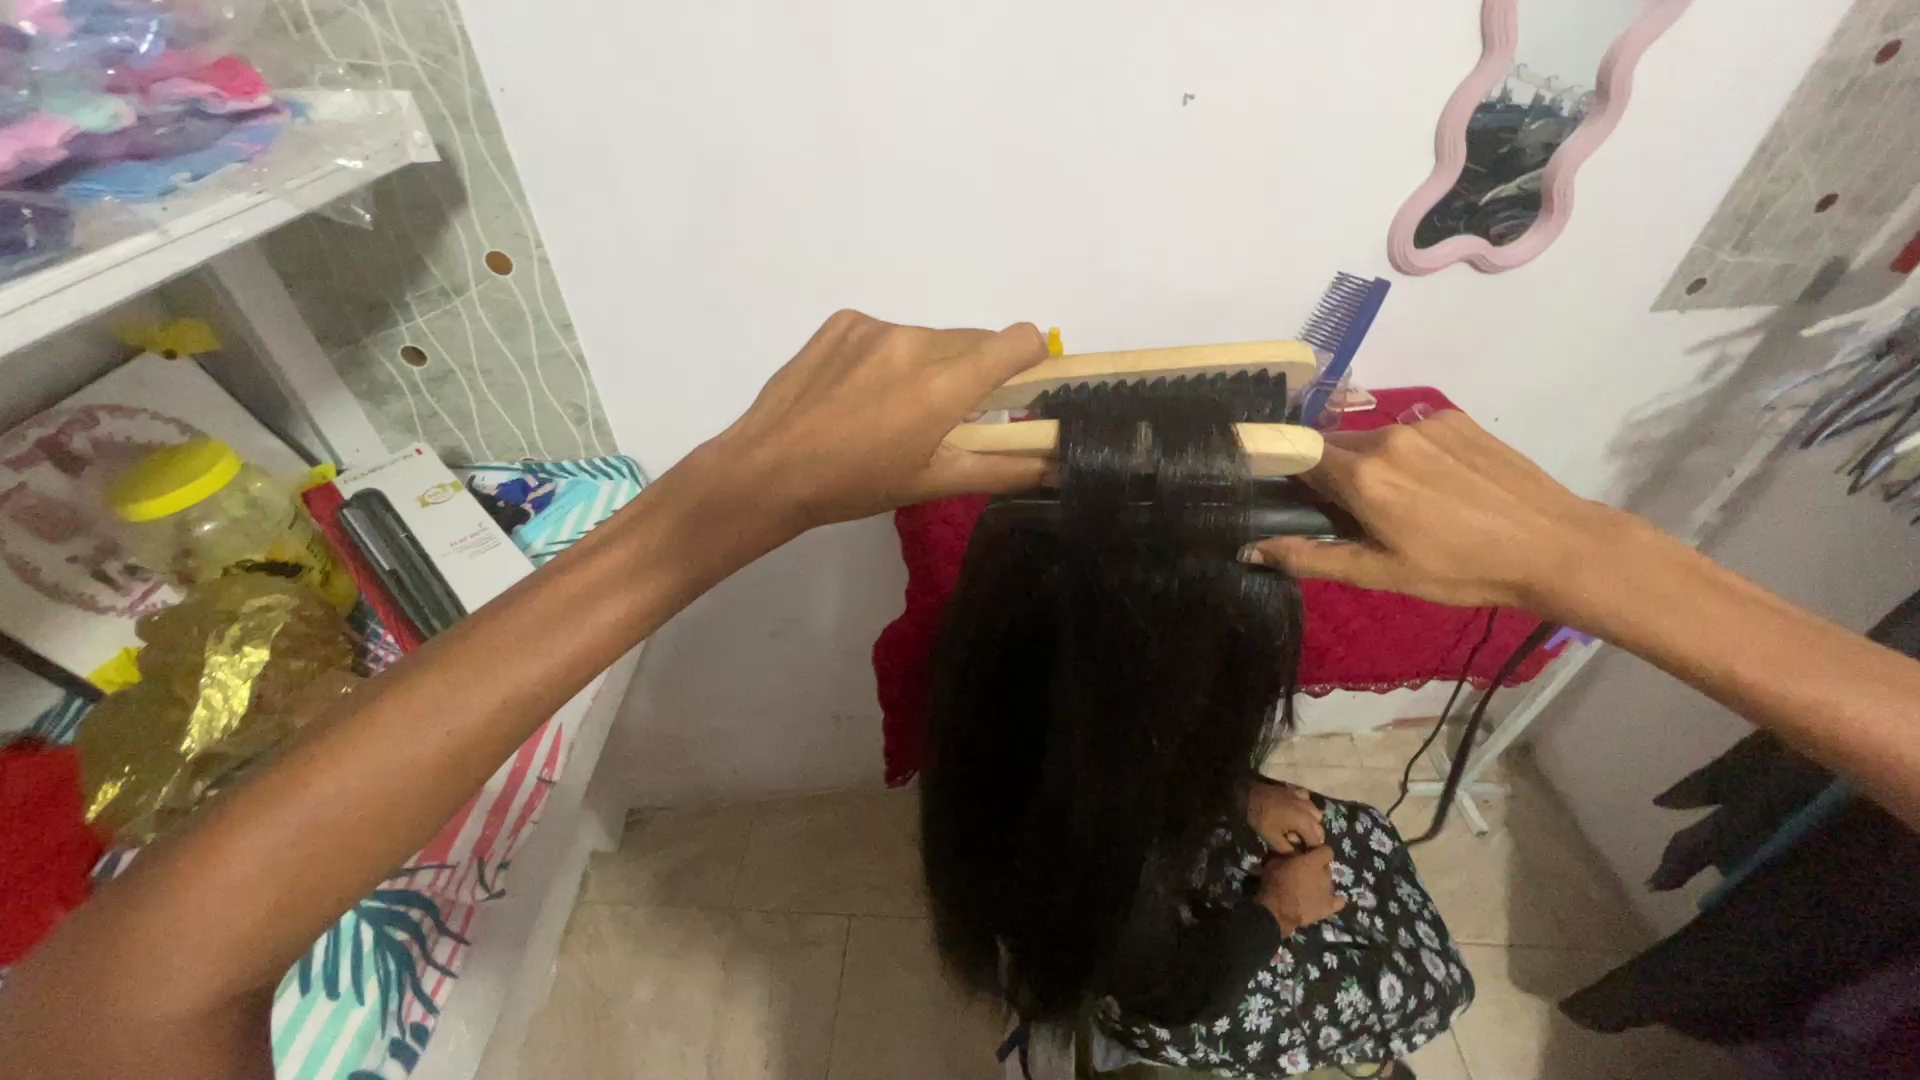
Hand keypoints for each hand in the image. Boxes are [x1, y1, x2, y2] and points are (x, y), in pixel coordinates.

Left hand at [702, 310, 1050, 528]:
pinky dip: (890, 356)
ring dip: (931, 365)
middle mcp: (915, 340)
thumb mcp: (933, 483)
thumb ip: (1003, 467)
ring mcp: (875, 326)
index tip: (1018, 387)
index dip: (1030, 360)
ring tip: (891, 409)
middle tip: (943, 416)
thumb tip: (1056, 463)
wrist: (769, 469)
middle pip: (975, 341)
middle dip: (974, 373)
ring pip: (932, 338)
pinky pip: (890, 332)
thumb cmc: (856, 485)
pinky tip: (859, 392)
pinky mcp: (844, 321)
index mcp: (943, 385)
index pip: (1019, 340)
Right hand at [1244, 410, 1628, 615]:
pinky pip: (1409, 432)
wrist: (1556, 546)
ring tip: (1403, 502)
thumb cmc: (1460, 570)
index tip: (1291, 498)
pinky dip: (1407, 454)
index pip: (1296, 454)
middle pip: (1332, 445)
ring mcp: (1424, 423)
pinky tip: (1438, 485)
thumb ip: (1308, 557)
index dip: (1286, 473)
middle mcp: (1386, 437)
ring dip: (1369, 464)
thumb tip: (1249, 550)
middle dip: (1330, 474)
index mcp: (1362, 476)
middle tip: (1354, 513)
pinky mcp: (1456, 419)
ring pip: (1371, 438)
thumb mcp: (1378, 573)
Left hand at [1247, 781, 1322, 851]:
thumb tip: (1297, 856)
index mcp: (1304, 823)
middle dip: (1311, 838)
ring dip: (1311, 823)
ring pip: (1317, 815)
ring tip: (1297, 827)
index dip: (1310, 850)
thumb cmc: (1260, 816)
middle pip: (1319, 829)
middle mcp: (1309, 811)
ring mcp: (1304, 799)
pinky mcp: (1297, 791)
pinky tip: (1297, 810)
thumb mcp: (1271, 837)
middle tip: (1297, 841)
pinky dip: (1306, 807)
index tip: (1303, 853)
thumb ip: (1287, 850)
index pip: (1316, 842)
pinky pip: (1309, 801)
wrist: (1249, 793)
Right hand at [1256, 847, 1345, 936]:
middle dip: (1317, 867)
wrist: (1277, 910)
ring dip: (1320, 882)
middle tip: (1303, 871)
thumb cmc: (1275, 882)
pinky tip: (1327, 898)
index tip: (1309, 852)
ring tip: (1309, 887)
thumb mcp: (1273, 860)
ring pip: (1329, 882)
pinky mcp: (1329, 908)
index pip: (1326, 850)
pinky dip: (1335, 898)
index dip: (1319, 851)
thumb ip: (1286, 853)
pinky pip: (1339, 901)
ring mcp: (1329, 892)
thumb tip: (1291, 849)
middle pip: (1326, 867)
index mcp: (1313, 861)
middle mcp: (1325, 875)